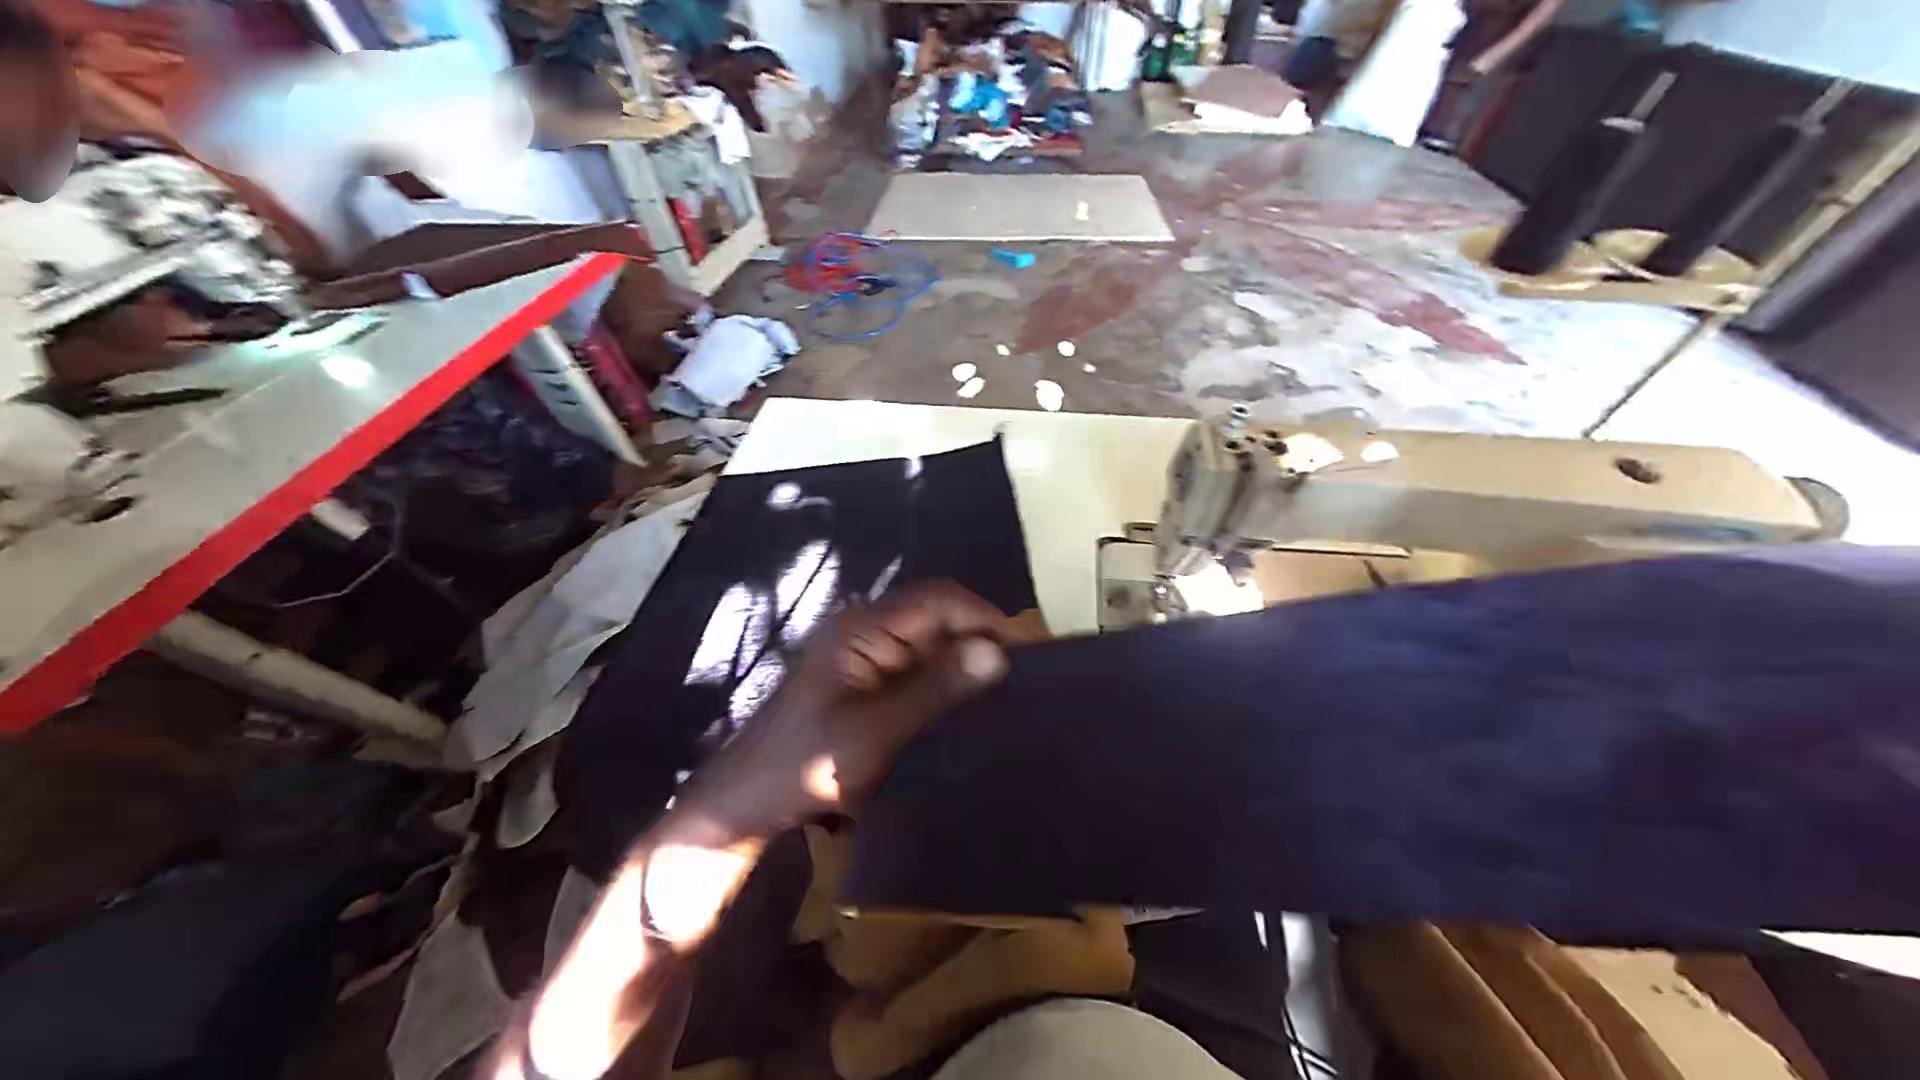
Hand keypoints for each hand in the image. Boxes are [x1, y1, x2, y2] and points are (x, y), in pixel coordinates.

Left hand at [676, 581, 1018, 839]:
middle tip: (1018, 679)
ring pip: (931, 640)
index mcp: (864, 628)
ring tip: (1001, 693)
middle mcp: (867, 629)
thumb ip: (936, 687)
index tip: (1022, 655)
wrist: (748, 803)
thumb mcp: (877, 730)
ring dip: (963, 660)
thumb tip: (998, 650)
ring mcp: (866, 654)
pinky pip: (917, 665)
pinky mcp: (867, 680)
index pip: (939, 599)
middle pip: (937, 614)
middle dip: (978, 638)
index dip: (984, 617)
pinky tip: (965, 706)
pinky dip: (945, 680)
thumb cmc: (806, 765)